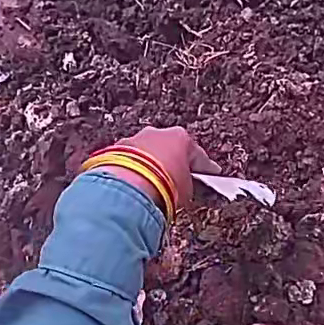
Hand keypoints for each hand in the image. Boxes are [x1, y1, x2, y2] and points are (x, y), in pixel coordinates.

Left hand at [100, 126, 220, 210]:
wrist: (129, 186)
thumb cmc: (163, 184)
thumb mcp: (187, 191)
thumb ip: (189, 186)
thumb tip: (186, 191)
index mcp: (181, 137)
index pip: (197, 155)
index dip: (204, 170)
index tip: (209, 177)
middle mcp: (157, 133)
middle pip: (169, 151)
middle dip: (172, 165)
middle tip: (176, 183)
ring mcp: (134, 140)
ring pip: (146, 155)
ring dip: (150, 168)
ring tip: (152, 188)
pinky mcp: (114, 150)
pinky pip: (129, 162)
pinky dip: (133, 172)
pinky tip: (135, 187)